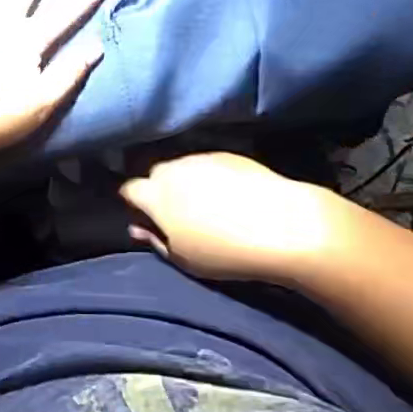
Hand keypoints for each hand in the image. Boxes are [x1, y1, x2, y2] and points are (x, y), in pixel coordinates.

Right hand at [120, 153, 350, 285]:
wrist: (282, 225)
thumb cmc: (224, 252)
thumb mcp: (183, 258)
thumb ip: (155, 240)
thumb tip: (137, 227)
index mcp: (155, 194)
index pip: (130, 189)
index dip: (135, 204)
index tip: (147, 219)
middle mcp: (174, 168)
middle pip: (156, 174)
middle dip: (161, 190)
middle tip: (177, 215)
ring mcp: (203, 157)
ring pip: (183, 167)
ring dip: (186, 182)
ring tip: (206, 206)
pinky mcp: (229, 154)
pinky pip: (208, 164)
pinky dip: (211, 176)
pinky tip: (229, 196)